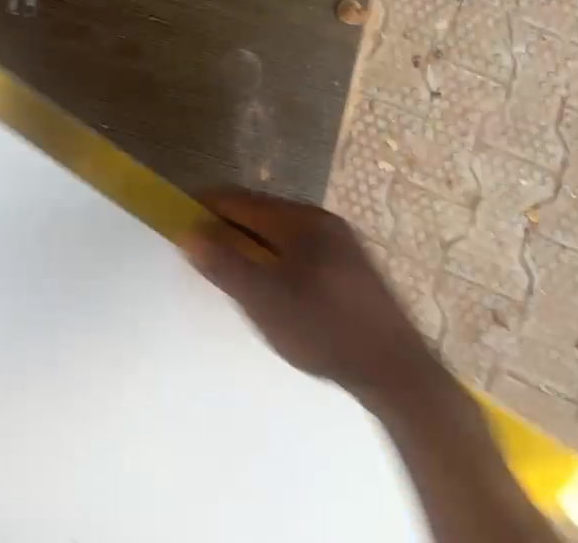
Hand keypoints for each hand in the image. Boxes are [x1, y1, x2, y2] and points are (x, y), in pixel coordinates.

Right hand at [179, 191, 446, 406]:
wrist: (400, 377)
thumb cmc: (325, 331)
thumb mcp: (263, 301)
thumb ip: (223, 264)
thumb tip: (186, 233)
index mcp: (301, 221)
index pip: (237, 199)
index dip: (202, 207)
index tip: (177, 224)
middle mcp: (323, 222)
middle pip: (257, 213)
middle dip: (225, 229)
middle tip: (203, 256)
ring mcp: (342, 244)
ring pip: (277, 233)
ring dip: (249, 246)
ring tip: (233, 276)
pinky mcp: (351, 268)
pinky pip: (297, 250)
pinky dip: (273, 259)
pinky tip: (272, 290)